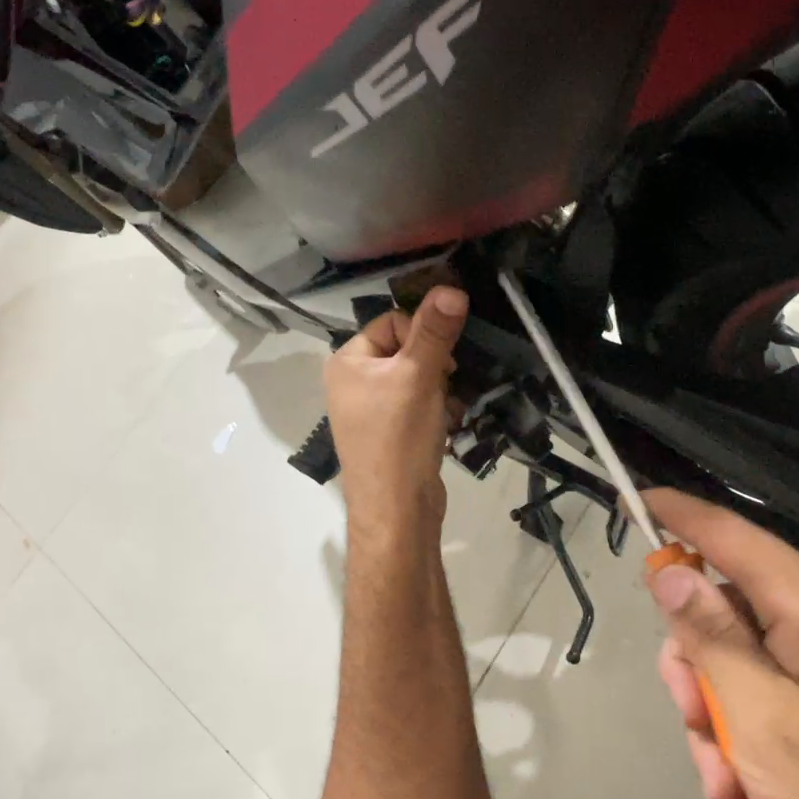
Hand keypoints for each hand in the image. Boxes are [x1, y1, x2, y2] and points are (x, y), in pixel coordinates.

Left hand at [323, 286, 468, 531]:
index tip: (442, 362)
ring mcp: (370, 412)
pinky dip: (437, 411)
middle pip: (406, 351)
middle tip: (448, 384)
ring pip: (417, 380)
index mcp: (347, 363)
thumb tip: (451, 288)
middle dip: (435, 366)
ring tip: (449, 408)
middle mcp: (352, 383)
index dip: (422, 336)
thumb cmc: (399, 437)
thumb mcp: (419, 376)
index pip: (391, 323)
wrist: (397, 511)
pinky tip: (449, 424)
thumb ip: (435, 332)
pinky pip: (418, 407)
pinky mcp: (390, 435)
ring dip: (441, 389)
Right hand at [643, 488, 798, 798]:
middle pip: (726, 613)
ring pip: (742, 667)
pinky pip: (773, 703)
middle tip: (693, 722)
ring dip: (719, 726)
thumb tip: (670, 570)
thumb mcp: (759, 712)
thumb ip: (709, 635)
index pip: (730, 535)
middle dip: (697, 672)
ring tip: (729, 790)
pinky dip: (751, 745)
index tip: (635, 502)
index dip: (678, 515)